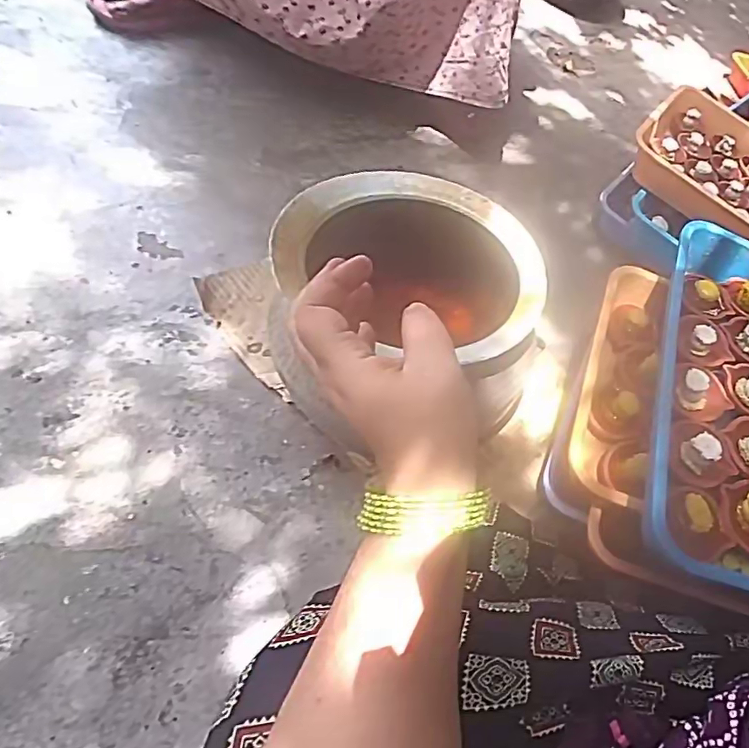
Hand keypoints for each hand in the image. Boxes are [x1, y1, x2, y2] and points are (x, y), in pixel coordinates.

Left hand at [293, 256, 478, 495]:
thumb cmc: (435, 427)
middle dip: (330, 290)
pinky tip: (376, 325)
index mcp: (343, 367)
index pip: (310, 313)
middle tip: (359, 268)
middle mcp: (335, 378)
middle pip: (312, 325)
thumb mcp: (437, 368)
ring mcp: (347, 392)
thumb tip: (412, 310)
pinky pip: (346, 356)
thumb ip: (422, 327)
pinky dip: (355, 331)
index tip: (362, 265)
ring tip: (368, 288)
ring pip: (327, 341)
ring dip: (342, 309)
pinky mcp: (365, 400)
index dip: (329, 281)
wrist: (432, 483)